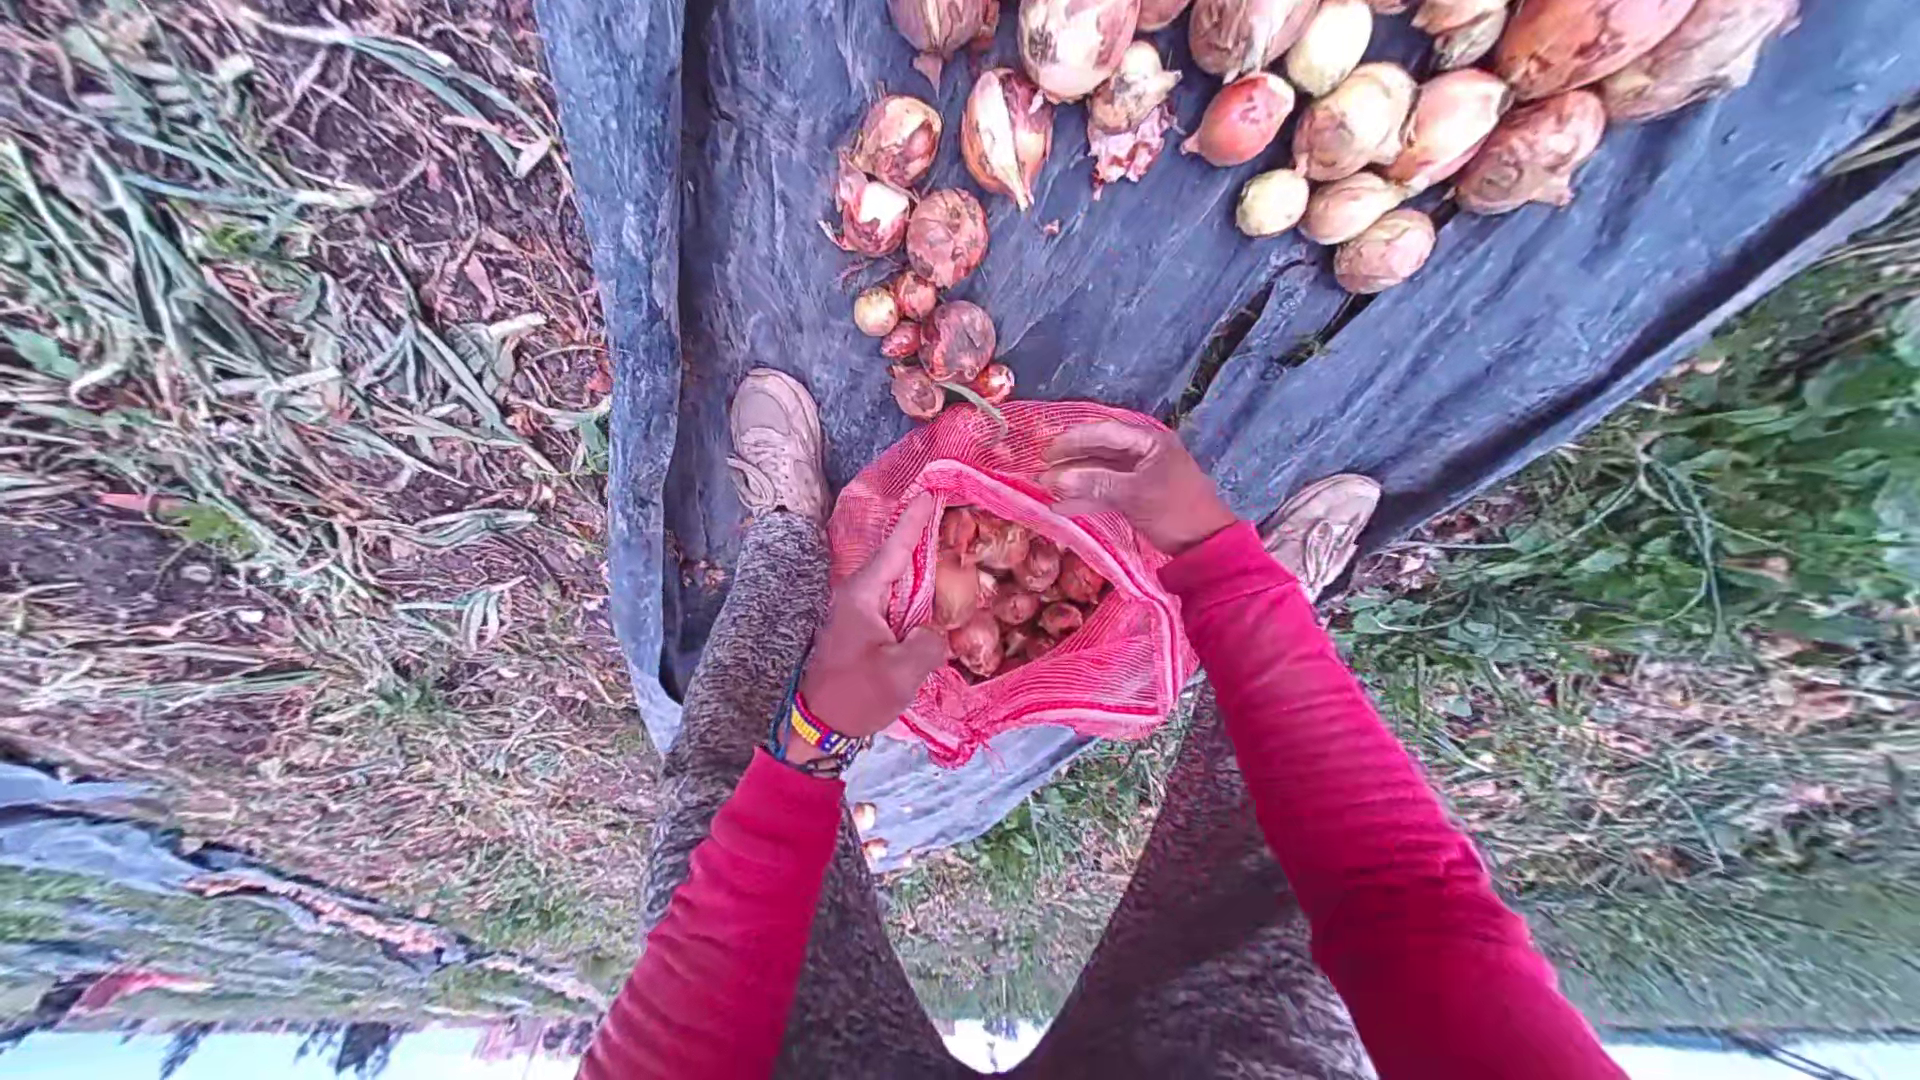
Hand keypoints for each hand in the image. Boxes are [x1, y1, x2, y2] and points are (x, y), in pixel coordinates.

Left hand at [795, 495, 946, 761]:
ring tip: (947, 551)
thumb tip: (935, 631)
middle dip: (921, 538)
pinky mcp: (862, 629)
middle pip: (895, 559)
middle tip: (949, 518)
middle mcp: (857, 596)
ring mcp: (857, 612)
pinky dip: (914, 593)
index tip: (930, 494)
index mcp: (863, 596)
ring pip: (895, 580)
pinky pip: (893, 601)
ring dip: (919, 567)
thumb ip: (929, 643)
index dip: (914, 521)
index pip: (895, 549)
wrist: (820, 727)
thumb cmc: (856, 696)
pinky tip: (933, 596)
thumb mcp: (901, 672)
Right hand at [1040, 421, 1237, 556]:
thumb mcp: (1136, 494)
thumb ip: (1095, 483)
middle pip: (1098, 451)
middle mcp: (1141, 453)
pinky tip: (1060, 507)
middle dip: (1069, 462)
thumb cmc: (1176, 511)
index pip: (1104, 432)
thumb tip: (1055, 479)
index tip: (1047, 452)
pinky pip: (1103, 492)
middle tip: (1041, 470)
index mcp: (1149, 442)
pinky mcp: (1133, 496)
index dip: (1073, 440)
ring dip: (1072, 482)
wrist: (1204, 546)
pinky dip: (1083, 499)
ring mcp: (1137, 476)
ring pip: (1097, 473)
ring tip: (1045, 490)